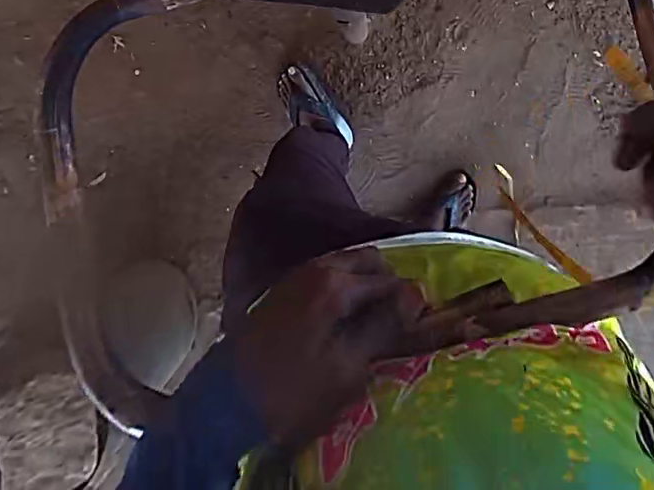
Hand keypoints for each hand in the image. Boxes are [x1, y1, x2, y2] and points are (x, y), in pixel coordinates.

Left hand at [232, 249, 467, 446]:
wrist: (234, 394)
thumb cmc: (295, 387)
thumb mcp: (347, 366)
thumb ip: (383, 325)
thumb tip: (417, 294)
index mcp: (337, 283)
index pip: (390, 280)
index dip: (409, 301)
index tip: (420, 324)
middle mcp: (320, 266)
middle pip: (369, 259)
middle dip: (388, 282)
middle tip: (398, 319)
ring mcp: (301, 272)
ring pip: (348, 262)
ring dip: (366, 281)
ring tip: (375, 320)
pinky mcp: (289, 284)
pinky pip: (329, 271)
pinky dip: (346, 284)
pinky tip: (347, 317)